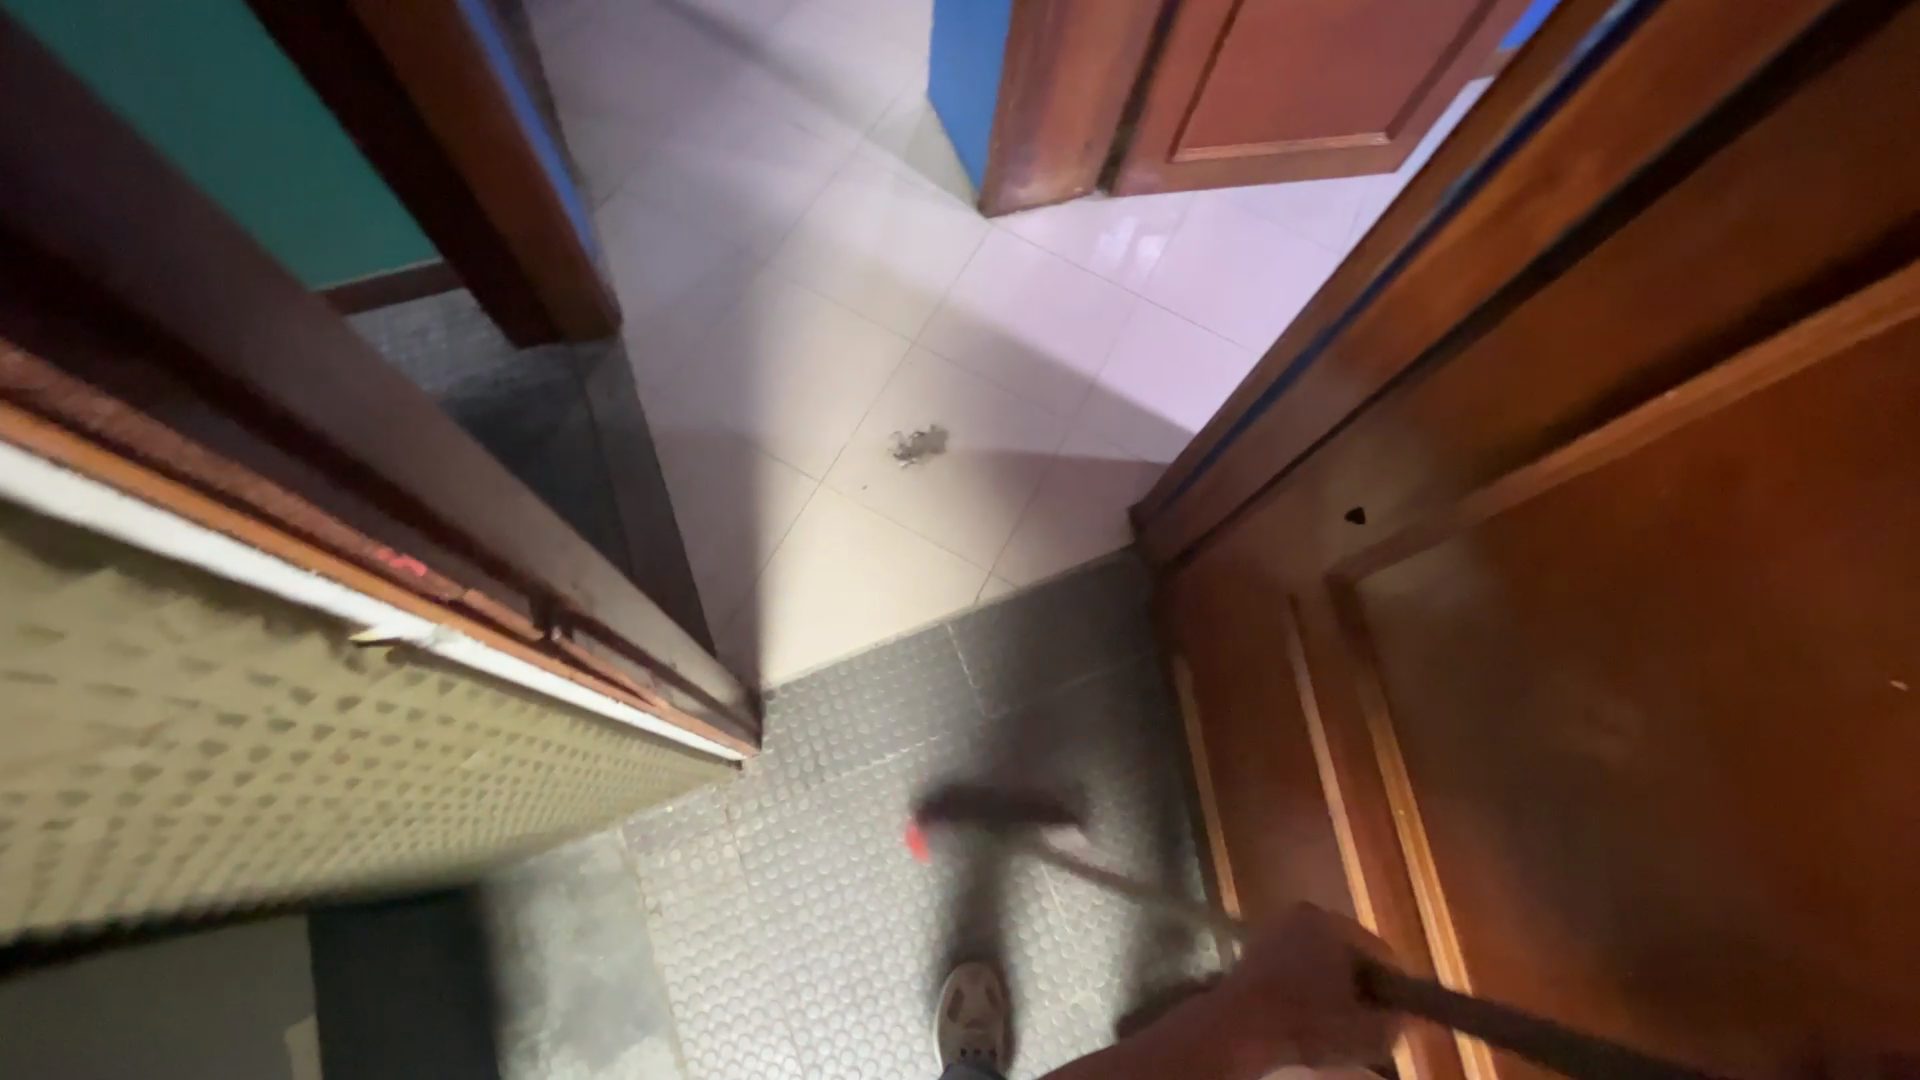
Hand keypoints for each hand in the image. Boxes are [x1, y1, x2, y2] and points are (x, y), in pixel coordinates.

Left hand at [1209, 902, 1402, 1068]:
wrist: (1244, 1022)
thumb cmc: (1311, 1024)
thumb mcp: (1369, 1034)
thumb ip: (1398, 1022)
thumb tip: (1408, 1015)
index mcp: (1337, 925)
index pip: (1384, 954)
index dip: (1397, 989)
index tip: (1397, 1016)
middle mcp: (1308, 912)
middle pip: (1351, 949)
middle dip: (1363, 981)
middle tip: (1368, 1017)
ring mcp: (1279, 922)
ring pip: (1322, 952)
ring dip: (1334, 978)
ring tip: (1337, 1015)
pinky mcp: (1259, 939)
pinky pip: (1297, 956)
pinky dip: (1307, 976)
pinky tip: (1307, 1006)